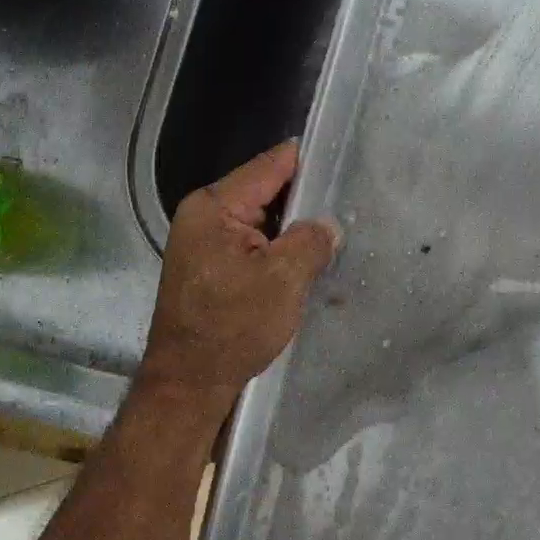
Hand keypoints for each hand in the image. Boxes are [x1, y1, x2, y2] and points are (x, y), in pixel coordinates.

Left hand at [142, 141, 340, 394]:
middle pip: (265, 192)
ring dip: (293, 231)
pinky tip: (307, 262)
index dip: (308, 161)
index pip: (269, 166)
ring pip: (262, 222)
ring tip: (336, 234)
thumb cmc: (233, 327)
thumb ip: (310, 241)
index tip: (345, 156)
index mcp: (214, 207)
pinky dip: (279, 252)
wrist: (190, 383)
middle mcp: (204, 216)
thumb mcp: (282, 280)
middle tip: (349, 205)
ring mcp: (205, 243)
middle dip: (304, 201)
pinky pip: (253, 246)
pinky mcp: (212, 269)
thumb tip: (328, 225)